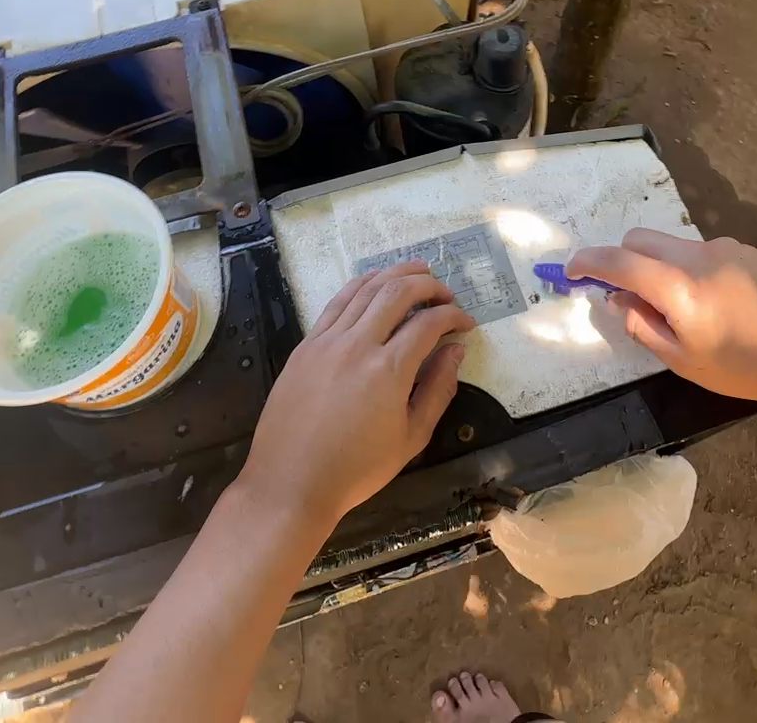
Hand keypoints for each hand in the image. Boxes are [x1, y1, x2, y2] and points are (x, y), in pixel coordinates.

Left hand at [240, 260, 475, 524]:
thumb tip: (455, 351)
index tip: (466, 323)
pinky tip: (375, 282)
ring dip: (396, 274)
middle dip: (429, 285)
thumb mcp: (411, 438)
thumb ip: (438, 389)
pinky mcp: (306, 344)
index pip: (429, 324)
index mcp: (389, 371)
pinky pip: (337, 302)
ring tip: (418, 272)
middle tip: (446, 294)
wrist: (291, 484)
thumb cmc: (357, 469)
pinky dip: (361, 285)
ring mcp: (327, 341)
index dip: (453, 317)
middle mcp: (358, 344)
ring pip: (366, 289)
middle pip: (398, 292)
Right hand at [567, 229, 756, 406]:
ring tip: (680, 310)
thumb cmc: (749, 367)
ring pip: (670, 245)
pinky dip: (686, 267)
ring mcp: (724, 248)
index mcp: (677, 286)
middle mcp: (696, 255)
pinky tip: (715, 303)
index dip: (587, 263)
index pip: (618, 261)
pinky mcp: (746, 250)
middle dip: (620, 259)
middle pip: (639, 239)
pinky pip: (700, 251)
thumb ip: (643, 326)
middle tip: (623, 294)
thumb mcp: (685, 362)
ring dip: (657, 265)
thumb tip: (617, 300)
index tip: (571, 271)